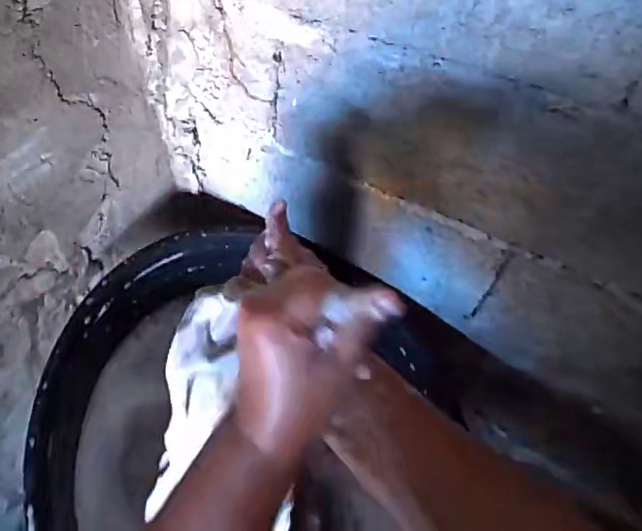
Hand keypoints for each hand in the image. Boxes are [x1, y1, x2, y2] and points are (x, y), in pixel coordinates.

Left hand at [230, 202, 401, 460]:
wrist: (261, 434)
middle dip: (322, 271)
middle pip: (299, 271)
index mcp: (276, 315)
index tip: (371, 278)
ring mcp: (248, 304)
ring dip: (292, 252)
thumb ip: (359, 324)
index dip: (351, 289)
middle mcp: (256, 302)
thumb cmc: (303, 407)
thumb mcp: (337, 369)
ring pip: (280, 268)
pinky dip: (277, 259)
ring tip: (279, 208)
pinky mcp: (248, 309)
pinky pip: (268, 276)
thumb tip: (393, 299)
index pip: (319, 284)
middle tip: (318, 238)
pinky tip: (272, 227)